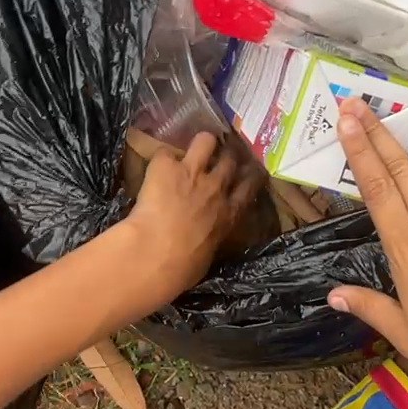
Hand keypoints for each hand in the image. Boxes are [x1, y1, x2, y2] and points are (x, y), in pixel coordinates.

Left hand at [126, 132, 262, 299]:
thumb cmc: (184, 267)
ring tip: (193, 148)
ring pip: (205, 141)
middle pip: (230, 159)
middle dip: (227, 153)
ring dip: (201, 143)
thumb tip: (207, 242)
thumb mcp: (209, 257)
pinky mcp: (165, 166)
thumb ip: (212, 240)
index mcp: (229, 213)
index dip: (251, 173)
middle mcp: (216, 187)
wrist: (157, 252)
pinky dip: (162, 158)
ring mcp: (192, 172)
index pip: (250, 186)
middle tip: (220, 153)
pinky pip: (166, 152)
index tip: (250, 169)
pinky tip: (156, 166)